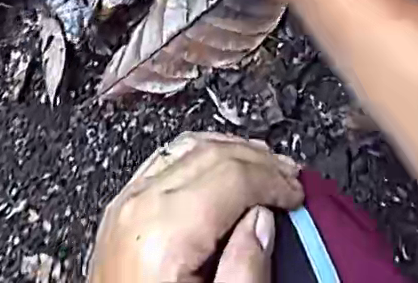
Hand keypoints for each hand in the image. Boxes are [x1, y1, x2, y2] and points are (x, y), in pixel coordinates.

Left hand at [89, 132, 303, 282]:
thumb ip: (244, 272)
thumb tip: (263, 220)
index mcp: (165, 235)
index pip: (232, 175)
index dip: (272, 179)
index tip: (297, 192)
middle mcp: (140, 207)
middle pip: (212, 153)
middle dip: (258, 160)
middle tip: (289, 176)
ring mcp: (125, 204)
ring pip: (189, 146)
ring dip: (232, 151)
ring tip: (264, 168)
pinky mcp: (120, 210)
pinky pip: (167, 160)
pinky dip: (202, 156)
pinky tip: (222, 169)